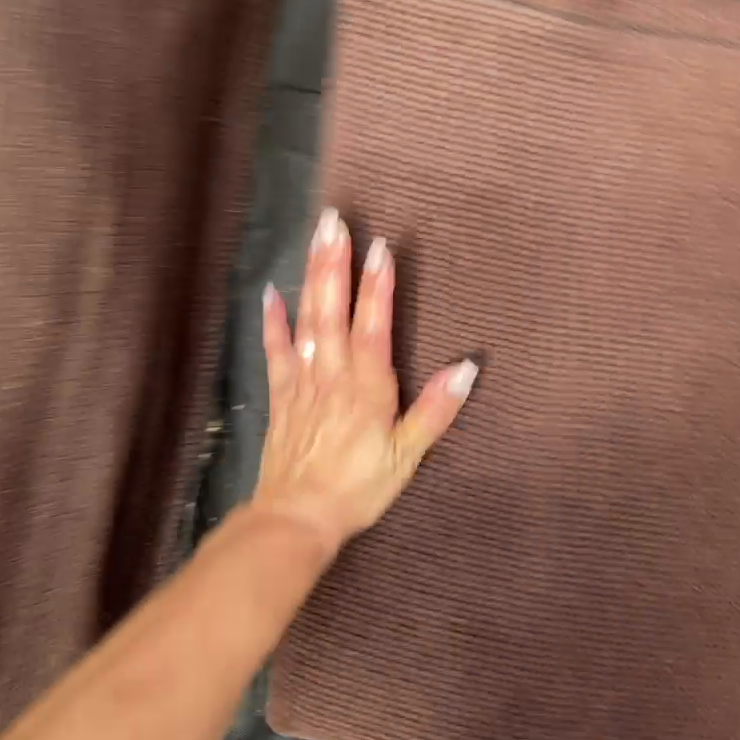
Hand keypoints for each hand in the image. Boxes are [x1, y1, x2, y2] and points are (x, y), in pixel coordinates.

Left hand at [253, 207, 476, 543]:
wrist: (295, 519)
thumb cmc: (359, 487)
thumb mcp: (407, 454)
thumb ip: (436, 409)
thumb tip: (468, 367)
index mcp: (367, 386)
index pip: (374, 325)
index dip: (378, 286)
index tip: (380, 247)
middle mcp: (333, 374)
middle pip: (333, 310)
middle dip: (335, 264)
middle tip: (334, 220)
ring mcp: (303, 382)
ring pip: (307, 320)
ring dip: (311, 277)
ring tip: (314, 239)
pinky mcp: (282, 396)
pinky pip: (275, 351)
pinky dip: (273, 321)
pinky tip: (271, 292)